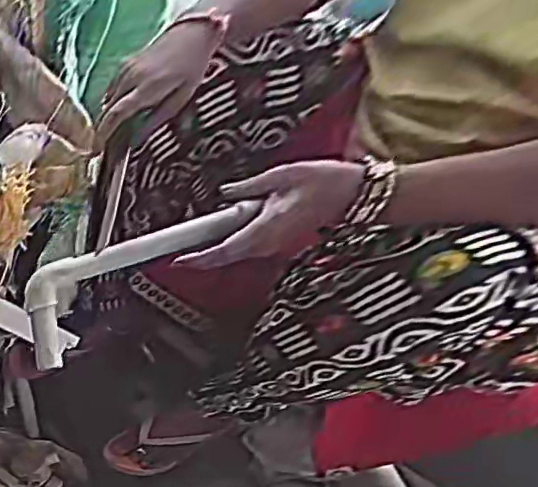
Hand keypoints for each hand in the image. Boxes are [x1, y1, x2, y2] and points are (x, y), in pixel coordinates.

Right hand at [98, 19, 222, 147]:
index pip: (115, 114)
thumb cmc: (192, 66)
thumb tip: (134, 142)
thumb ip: (156, 120)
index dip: (102, 134)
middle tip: (104, 142)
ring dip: (108, 114)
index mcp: (147, 88)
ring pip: (106, 101)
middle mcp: (131, 79)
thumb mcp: (182, 97)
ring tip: (116, 122)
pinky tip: (122, 102)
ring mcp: (125, 70)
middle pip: (106, 111)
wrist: (194, 32)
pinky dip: (112, 100)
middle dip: (102, 128)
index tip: (96, 148)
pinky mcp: (123, 65)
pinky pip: (110, 90)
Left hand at [175, 160, 363, 268]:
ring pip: (233, 257)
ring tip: (194, 249)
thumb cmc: (328, 182)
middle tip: (178, 257)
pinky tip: (220, 242)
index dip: (198, 258)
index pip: (223, 250)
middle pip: (223, 258)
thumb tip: (224, 192)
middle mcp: (266, 243)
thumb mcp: (286, 174)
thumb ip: (250, 186)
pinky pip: (245, 252)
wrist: (359, 194)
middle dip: (200, 260)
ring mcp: (272, 247)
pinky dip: (229, 249)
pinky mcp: (276, 245)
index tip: (178, 261)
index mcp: (265, 227)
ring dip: (213, 255)